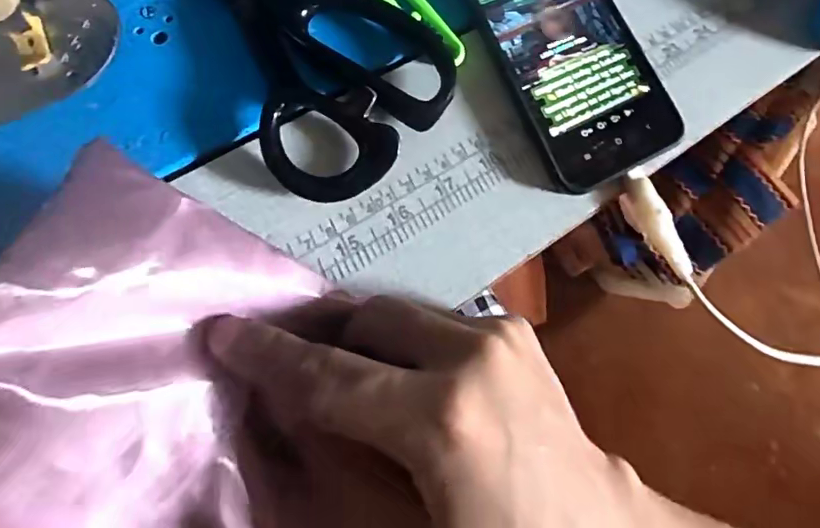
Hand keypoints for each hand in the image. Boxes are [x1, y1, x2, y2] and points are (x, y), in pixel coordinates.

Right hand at [208, 296, 723, 527]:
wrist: (593, 526)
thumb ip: (344, 472)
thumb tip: (292, 419)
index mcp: (443, 415)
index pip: (334, 376)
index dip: (271, 356)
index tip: (225, 331)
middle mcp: (473, 352)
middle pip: (370, 320)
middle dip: (320, 335)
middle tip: (277, 355)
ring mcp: (500, 333)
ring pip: (404, 313)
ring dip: (362, 336)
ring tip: (329, 363)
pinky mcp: (515, 330)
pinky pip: (439, 321)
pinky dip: (404, 339)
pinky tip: (391, 370)